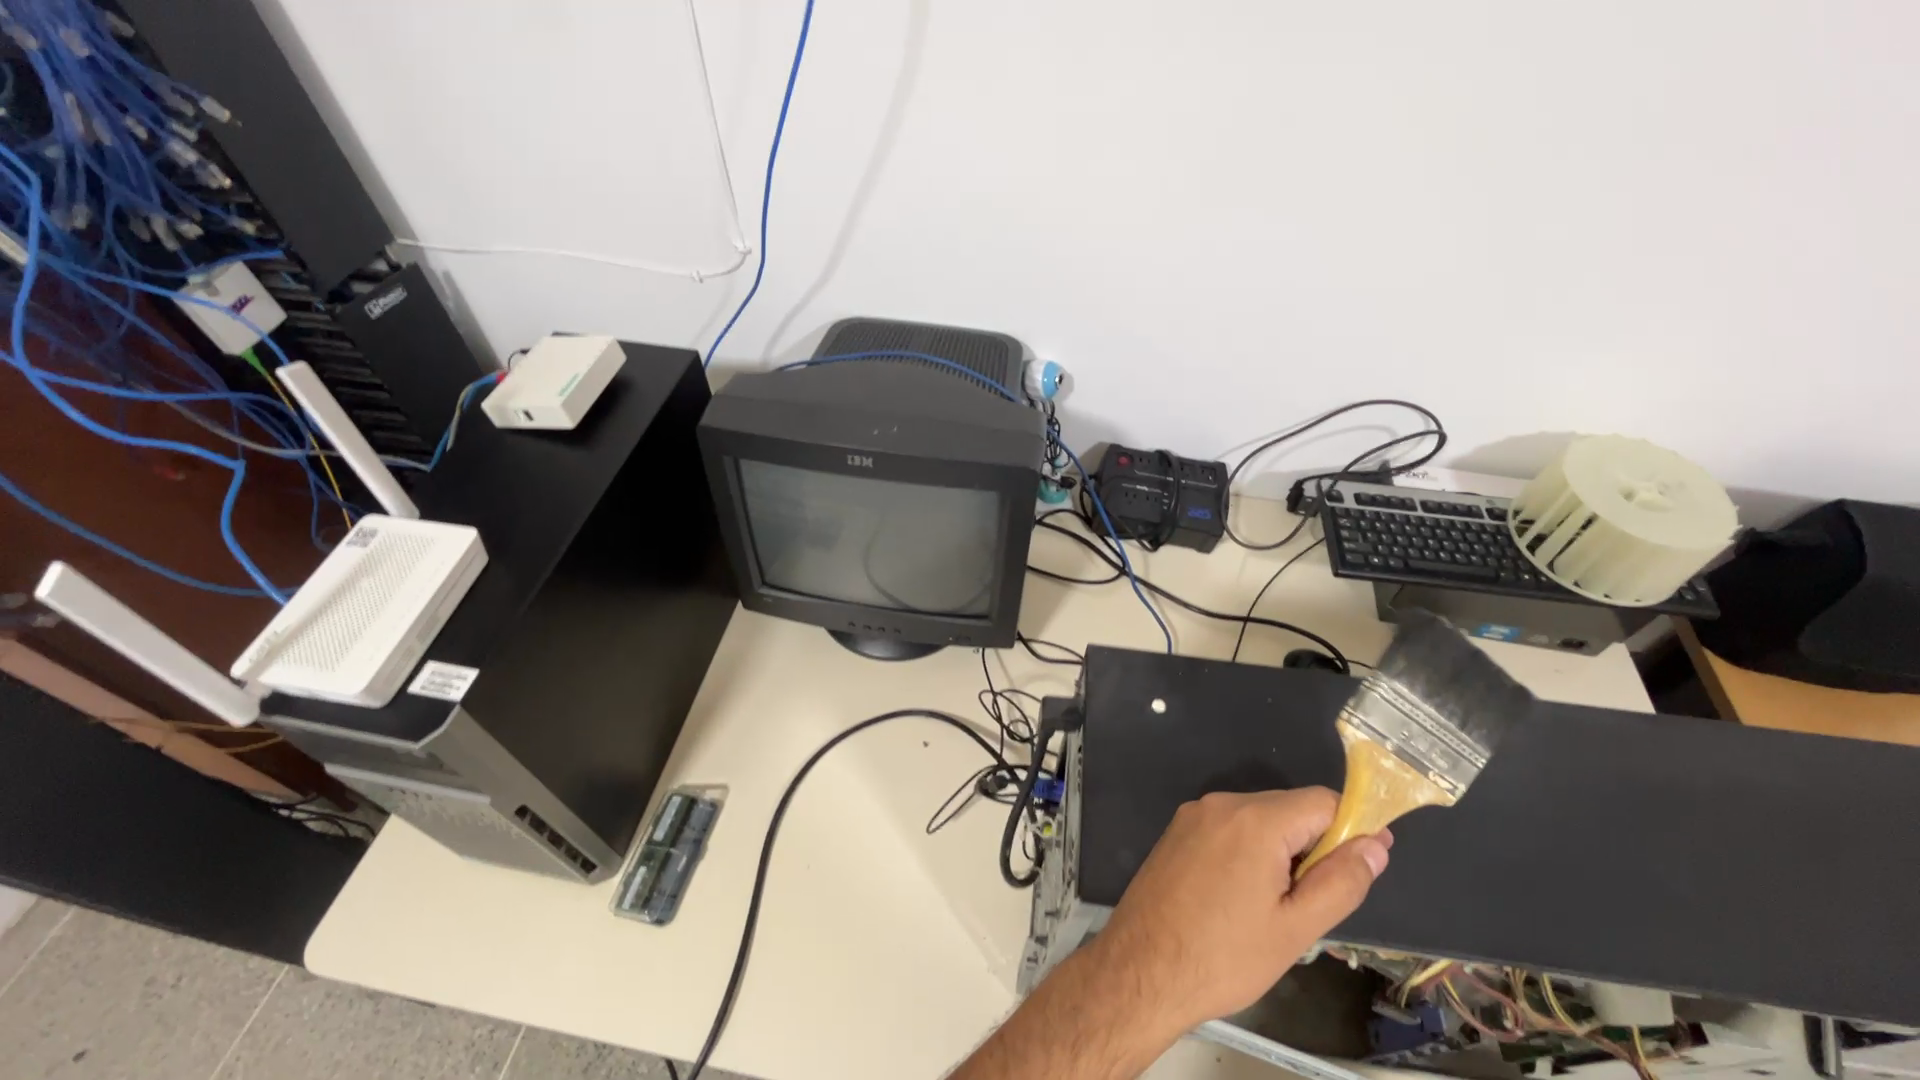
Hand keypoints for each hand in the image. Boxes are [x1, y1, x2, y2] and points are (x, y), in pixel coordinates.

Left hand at [1082, 787, 1390, 1034]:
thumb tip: (1376, 844)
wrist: (1139, 972)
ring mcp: (1192, 817)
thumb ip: (1341, 881)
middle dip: (1310, 847)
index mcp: (1254, 819)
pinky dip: (1245, 854)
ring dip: (1277, 853)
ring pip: (1258, 821)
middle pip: (1289, 809)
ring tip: (1268, 908)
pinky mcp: (1175, 834)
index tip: (1357, 870)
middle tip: (1306, 903)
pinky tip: (1237, 900)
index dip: (1350, 831)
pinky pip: (1228, 831)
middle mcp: (1220, 804)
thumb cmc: (1222, 956)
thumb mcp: (1296, 928)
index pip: (1323, 801)